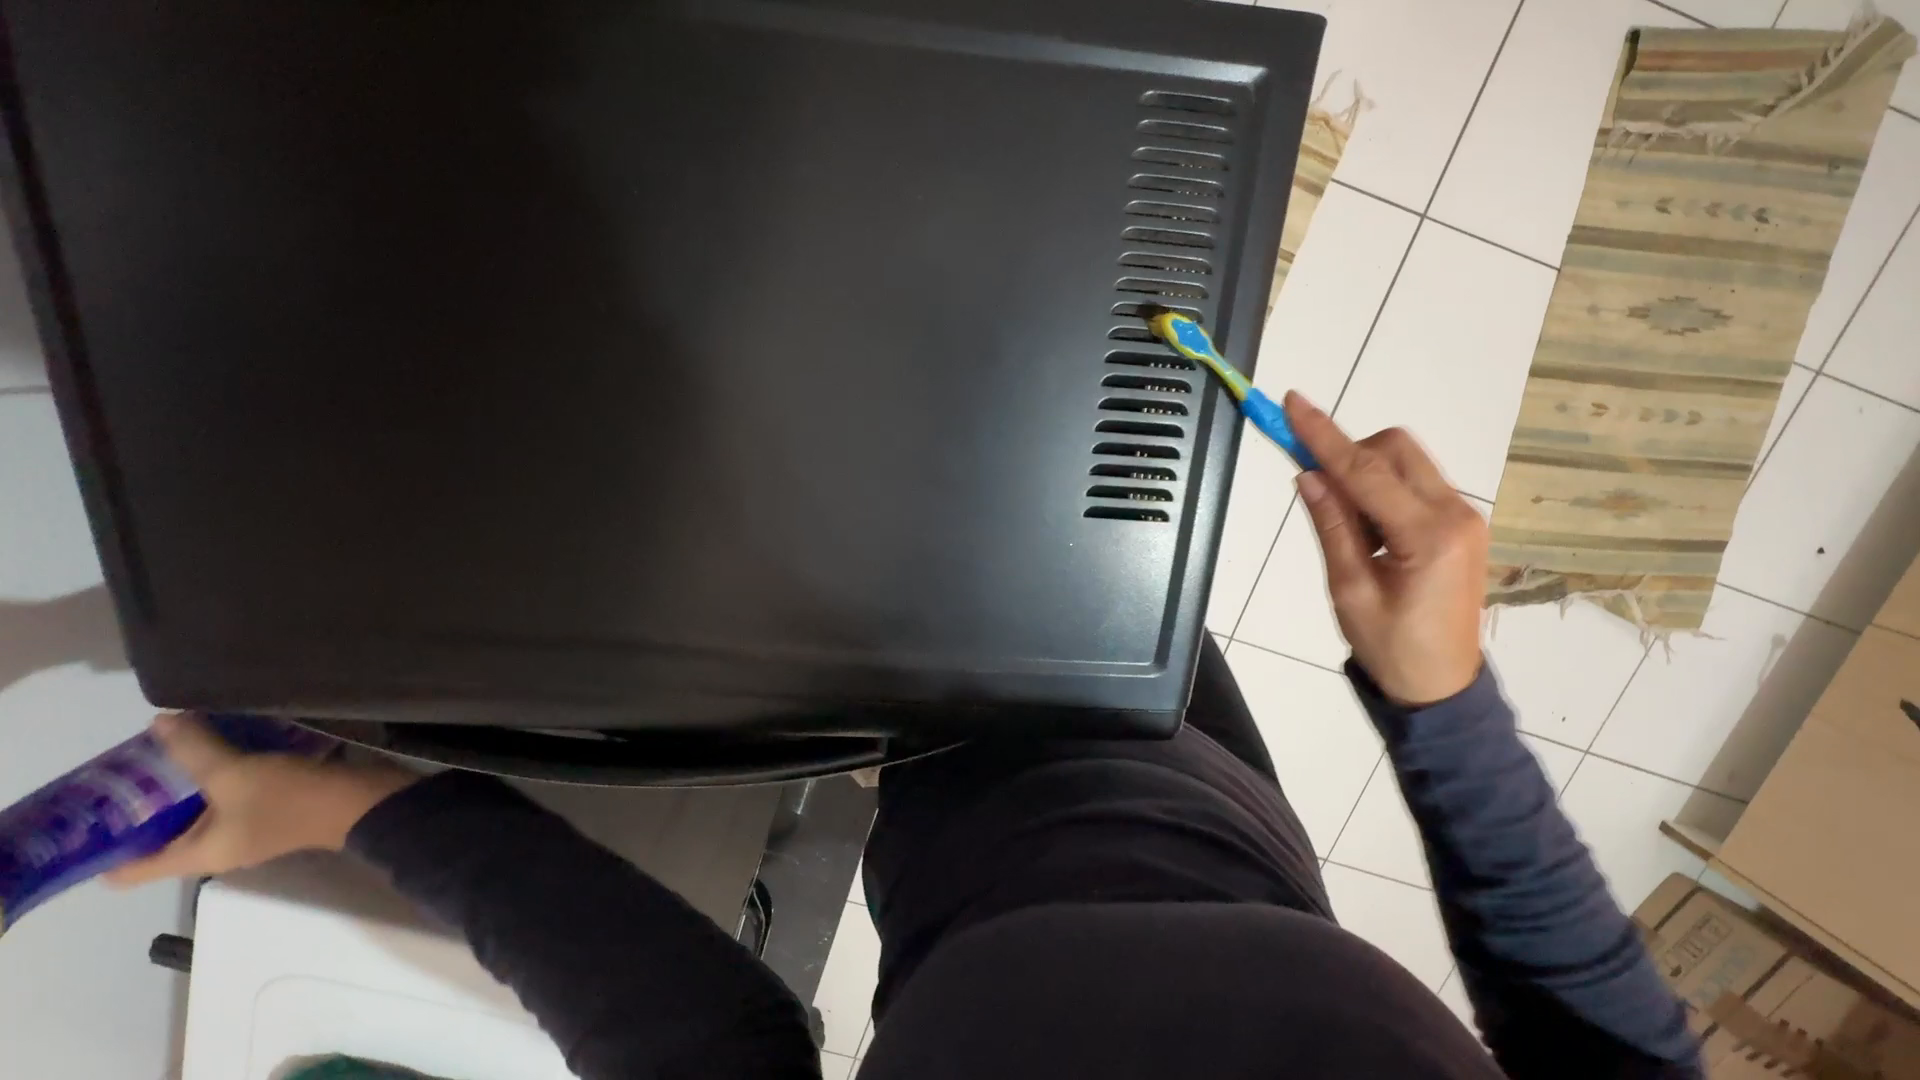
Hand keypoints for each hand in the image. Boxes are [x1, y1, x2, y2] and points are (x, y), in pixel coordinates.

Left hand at [105, 713, 420, 886]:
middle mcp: (217, 847)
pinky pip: (235, 794)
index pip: (127, 870)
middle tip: (136, 762)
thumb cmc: (292, 800)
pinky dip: (226, 775)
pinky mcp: (278, 809)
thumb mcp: (237, 773)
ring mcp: (250, 828)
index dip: (104, 847)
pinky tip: (230, 748)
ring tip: (181, 747)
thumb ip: (195, 749)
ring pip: (202, 809)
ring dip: (191, 783)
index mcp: (196, 855)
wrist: (367, 802)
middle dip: (148, 800)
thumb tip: (160, 723)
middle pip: (163, 832)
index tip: (96, 810)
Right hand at [1284, 392, 1486, 706]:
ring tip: (1348, 528)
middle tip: (1318, 488)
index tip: (1292, 402)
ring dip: (1366, 474)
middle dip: (1351, 452)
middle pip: (1396, 449)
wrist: (1442, 687)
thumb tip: (1308, 475)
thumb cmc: (1391, 648)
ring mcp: (1464, 517)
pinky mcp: (1462, 524)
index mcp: (1428, 536)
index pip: (1364, 472)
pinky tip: (1369, 532)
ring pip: (1407, 462)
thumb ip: (1332, 526)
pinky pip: (1415, 485)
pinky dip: (1383, 491)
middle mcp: (1456, 514)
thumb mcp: (1349, 590)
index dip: (1323, 435)